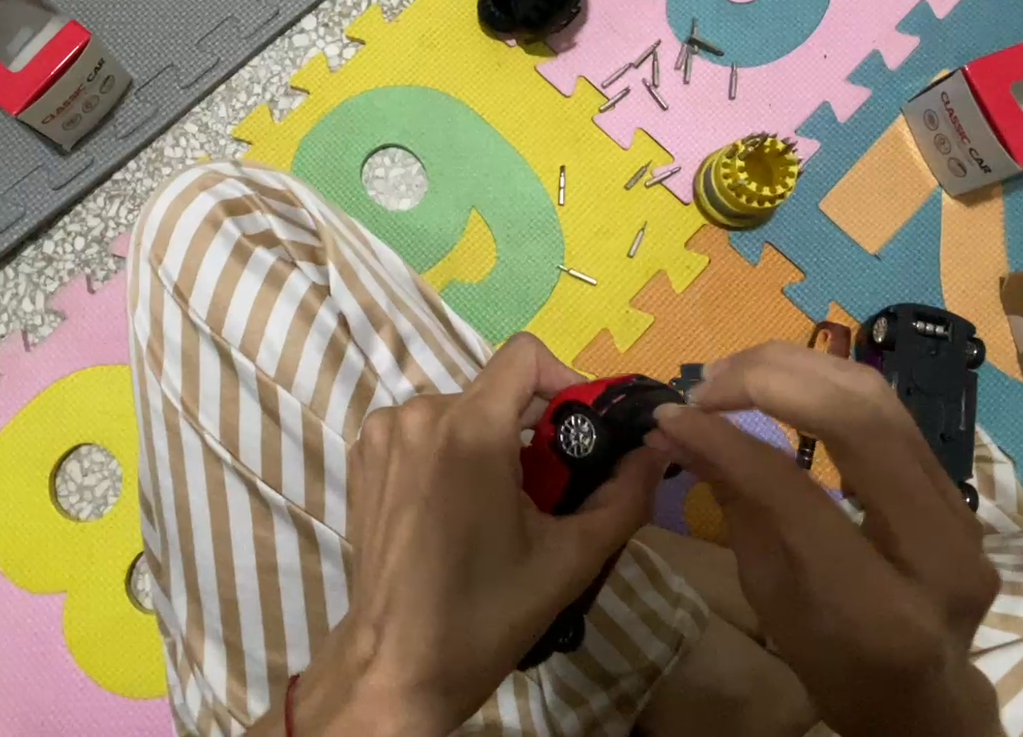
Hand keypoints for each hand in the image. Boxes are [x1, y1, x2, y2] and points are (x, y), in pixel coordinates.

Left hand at [287, 333, 665, 736]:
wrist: (394, 667)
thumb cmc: (485, 615)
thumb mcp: (569, 559)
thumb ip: (624, 496)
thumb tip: (657, 449)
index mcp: (469, 427)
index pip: (525, 354)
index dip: (563, 379)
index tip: (580, 428)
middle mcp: (420, 412)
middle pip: (495, 388)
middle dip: (531, 425)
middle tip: (549, 484)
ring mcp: (385, 430)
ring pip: (460, 407)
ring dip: (490, 440)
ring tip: (501, 502)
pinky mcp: (365, 452)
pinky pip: (424, 426)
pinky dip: (449, 449)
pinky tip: (455, 503)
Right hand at [645, 342, 1001, 736]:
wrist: (923, 697)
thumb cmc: (828, 658)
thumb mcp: (766, 589)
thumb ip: (732, 499)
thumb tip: (673, 427)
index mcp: (879, 609)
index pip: (792, 492)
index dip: (725, 440)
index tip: (672, 412)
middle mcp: (940, 551)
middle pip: (857, 420)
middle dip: (767, 381)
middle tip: (704, 383)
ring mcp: (961, 513)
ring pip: (876, 397)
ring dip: (793, 367)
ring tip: (730, 373)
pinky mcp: (956, 487)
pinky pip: (886, 408)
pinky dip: (820, 379)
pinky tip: (773, 381)